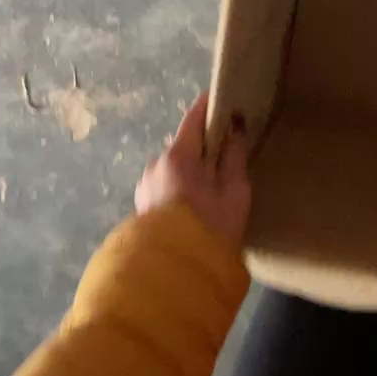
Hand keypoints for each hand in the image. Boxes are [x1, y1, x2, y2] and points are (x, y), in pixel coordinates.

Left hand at [135, 91, 250, 245]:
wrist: (172, 277)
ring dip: (191, 170)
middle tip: (227, 151)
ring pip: (174, 168)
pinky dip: (181, 187)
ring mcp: (145, 186)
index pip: (194, 118)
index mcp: (179, 155)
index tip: (225, 98)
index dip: (209, 106)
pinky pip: (166, 186)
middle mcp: (156, 164)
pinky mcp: (141, 207)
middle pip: (185, 145)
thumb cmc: (209, 229)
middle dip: (204, 145)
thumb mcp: (234, 192)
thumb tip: (235, 127)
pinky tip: (194, 205)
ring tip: (212, 186)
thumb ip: (234, 156)